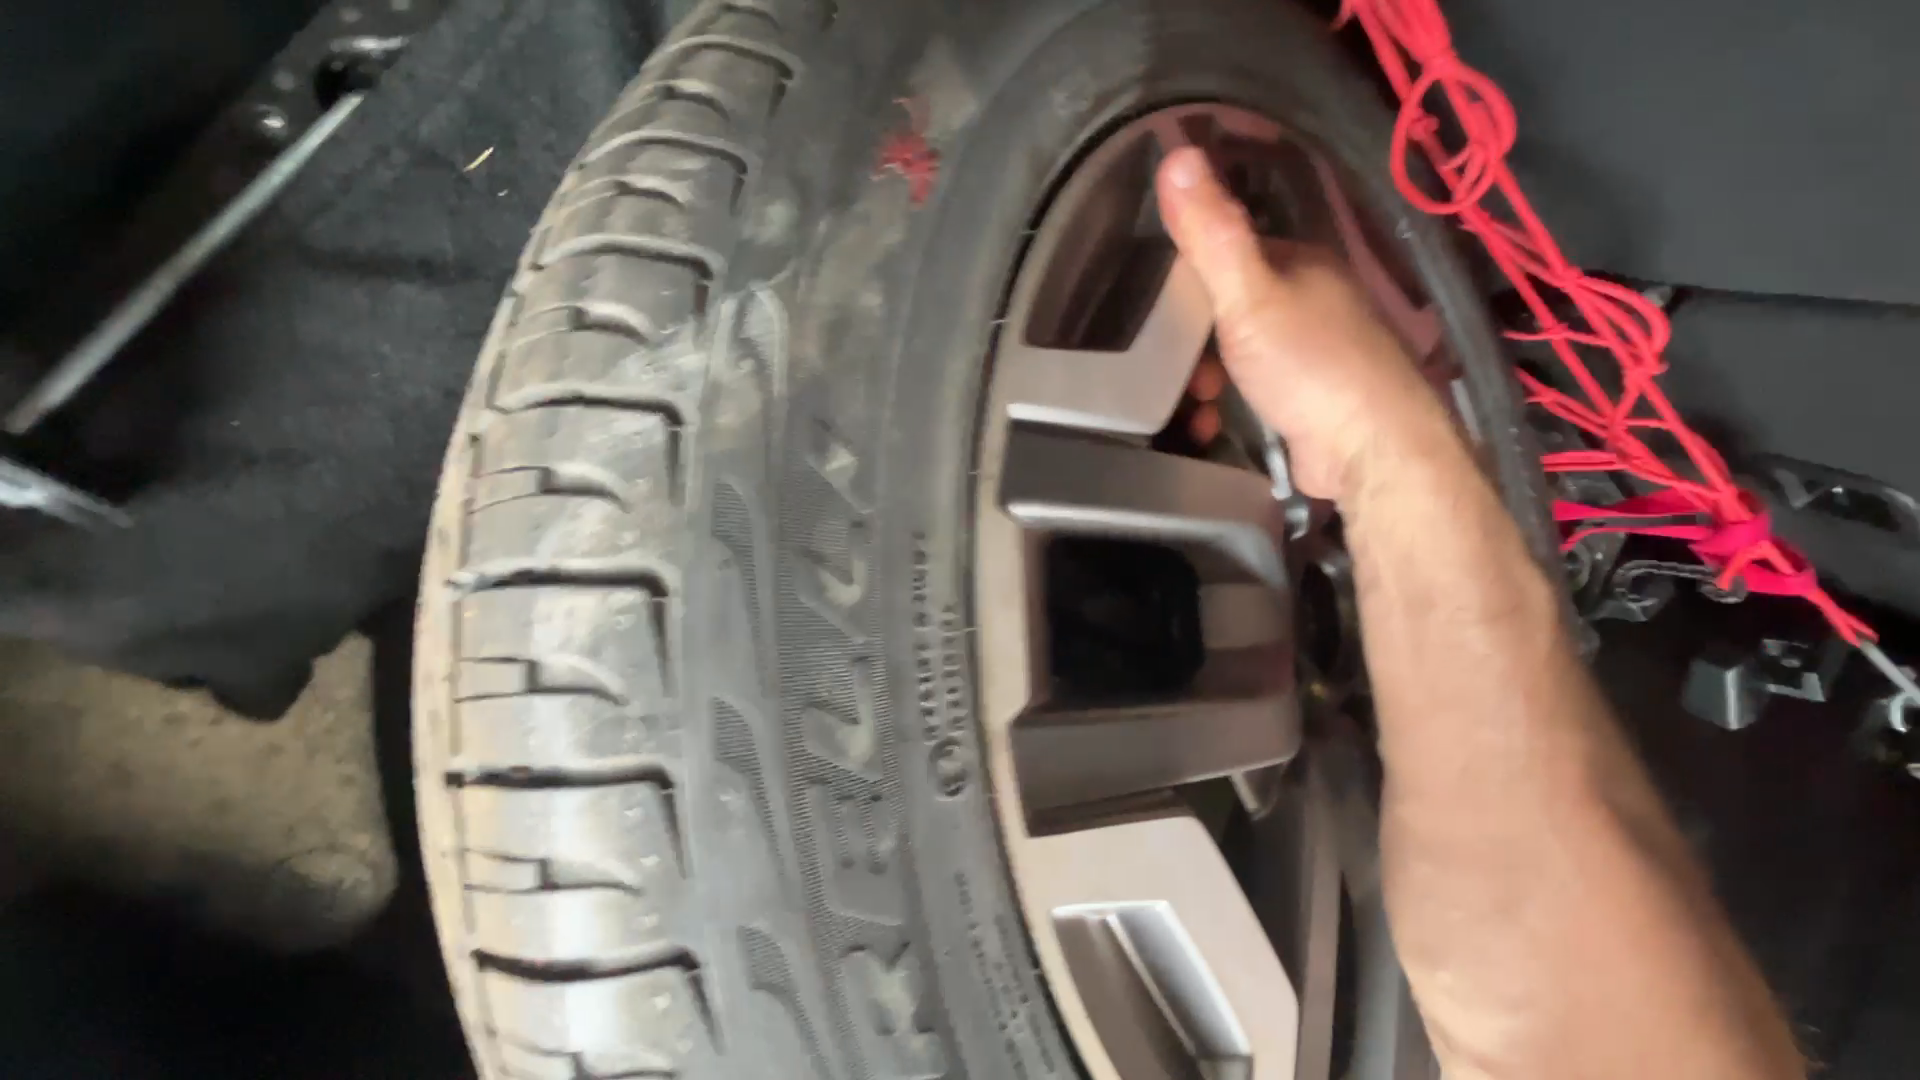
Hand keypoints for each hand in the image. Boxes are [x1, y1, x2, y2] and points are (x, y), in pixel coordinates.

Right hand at [1156, 147, 1452, 502]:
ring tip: (1193, 401)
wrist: (1367, 450)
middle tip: (1169, 364)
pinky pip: (1252, 390)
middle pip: (1231, 305)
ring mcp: (1312, 351)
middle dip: (1194, 337)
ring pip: (1238, 352)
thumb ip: (1212, 234)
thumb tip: (1176, 154)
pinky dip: (1228, 406)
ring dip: (1206, 377)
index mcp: (1301, 263)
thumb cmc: (1309, 364)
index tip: (1156, 303)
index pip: (1231, 249)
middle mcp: (1311, 300)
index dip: (1189, 272)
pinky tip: (1214, 424)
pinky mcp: (1309, 398)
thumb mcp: (1248, 295)